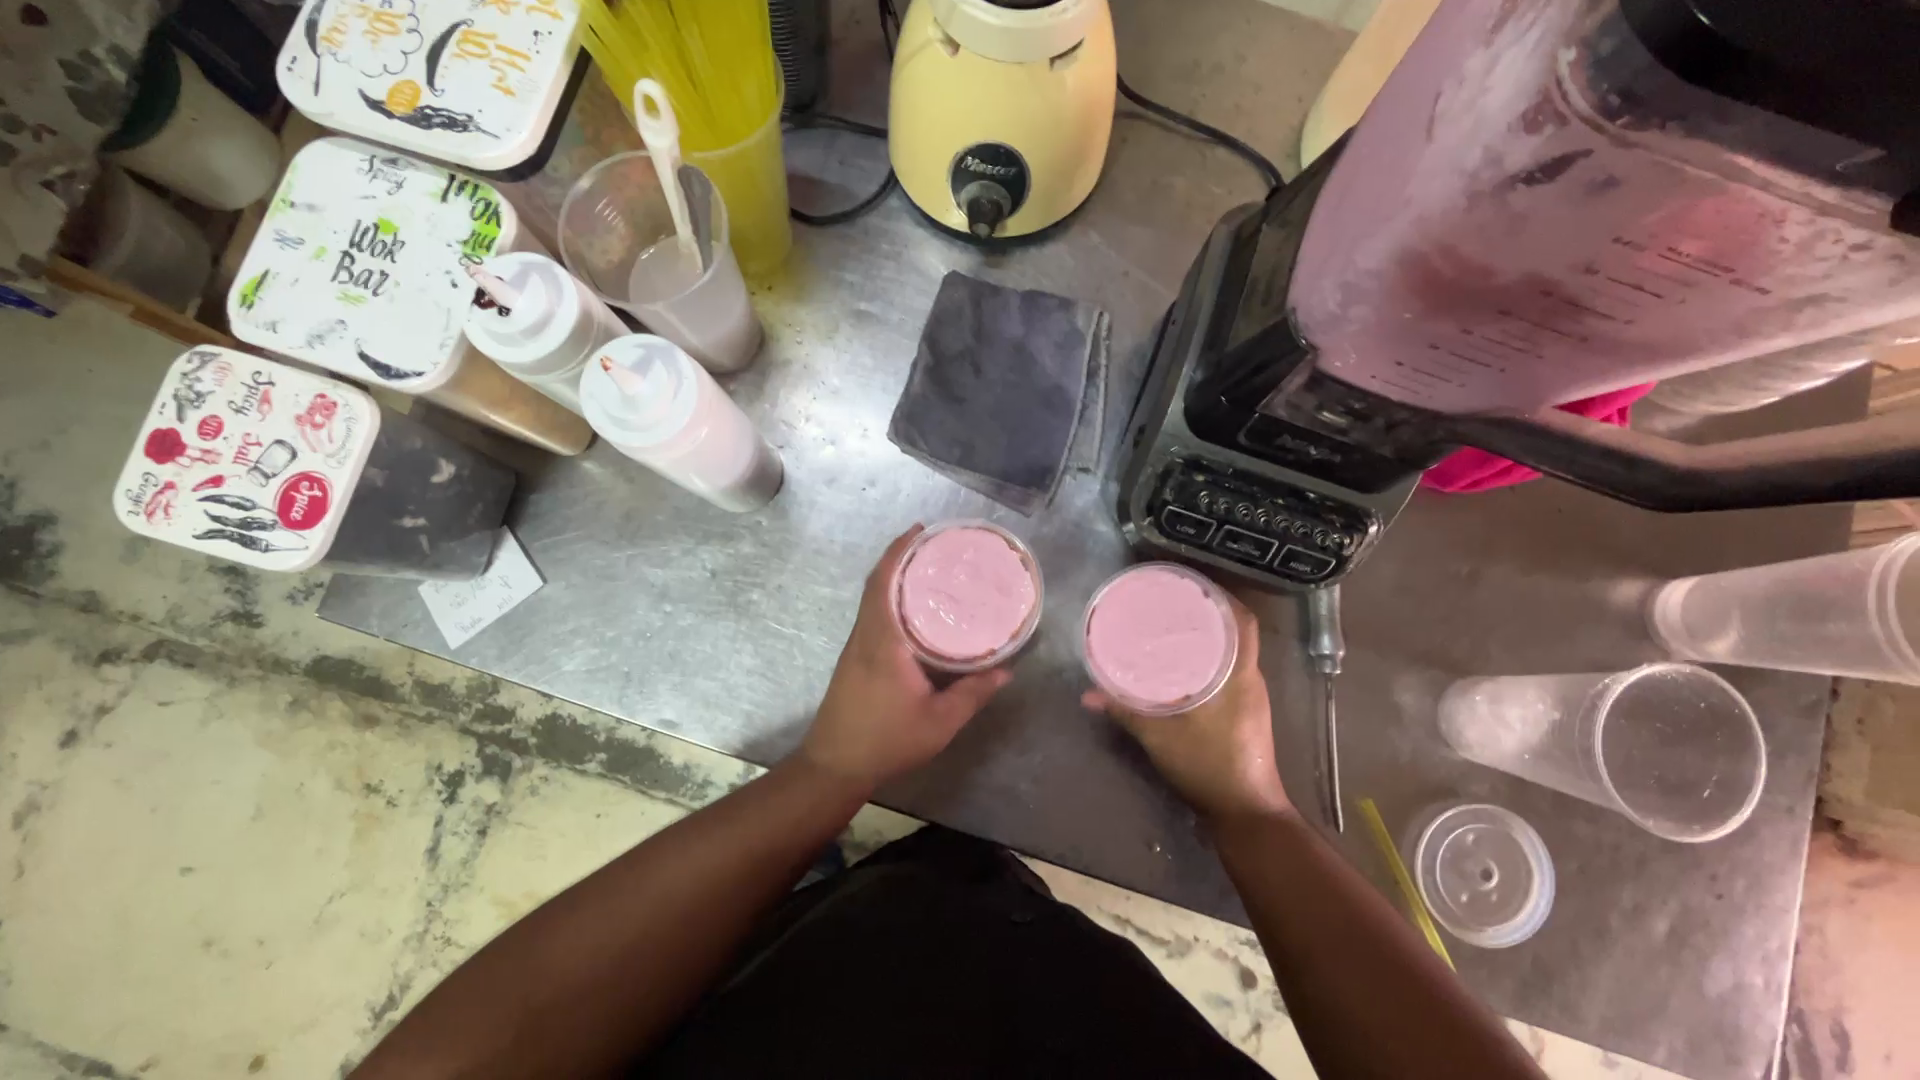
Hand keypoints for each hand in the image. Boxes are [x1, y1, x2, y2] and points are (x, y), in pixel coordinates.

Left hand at [801, 526, 1012, 791]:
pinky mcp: (854, 661)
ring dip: (894, 580)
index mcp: (882, 640)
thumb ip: (972, 694)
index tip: (920, 531)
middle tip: (934, 547)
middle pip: (876, 584)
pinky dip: (890, 601)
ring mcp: (855, 648)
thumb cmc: (886, 740)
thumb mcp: (939, 721)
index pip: (883, 582)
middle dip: (900, 558)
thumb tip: (1005, 671)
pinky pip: (873, 617)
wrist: (834, 765)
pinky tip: (915, 613)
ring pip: (872, 600)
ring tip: (930, 572)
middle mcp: (865, 635)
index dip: (898, 551)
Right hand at [1084, 594, 1291, 821]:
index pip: (1243, 622)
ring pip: (1236, 653)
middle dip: (1211, 613)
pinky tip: (1186, 664)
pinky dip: (1213, 659)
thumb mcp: (1160, 737)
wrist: (1246, 812)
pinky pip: (1232, 671)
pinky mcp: (1247, 713)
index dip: (1223, 598)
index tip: (1194, 585)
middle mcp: (1251, 680)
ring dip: (1213, 636)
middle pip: (1239, 632)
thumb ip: (1126, 712)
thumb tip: (1089, 694)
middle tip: (1175, 602)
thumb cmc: (1208, 766)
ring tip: (1177, 626)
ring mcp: (1252, 698)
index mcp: (1240, 677)